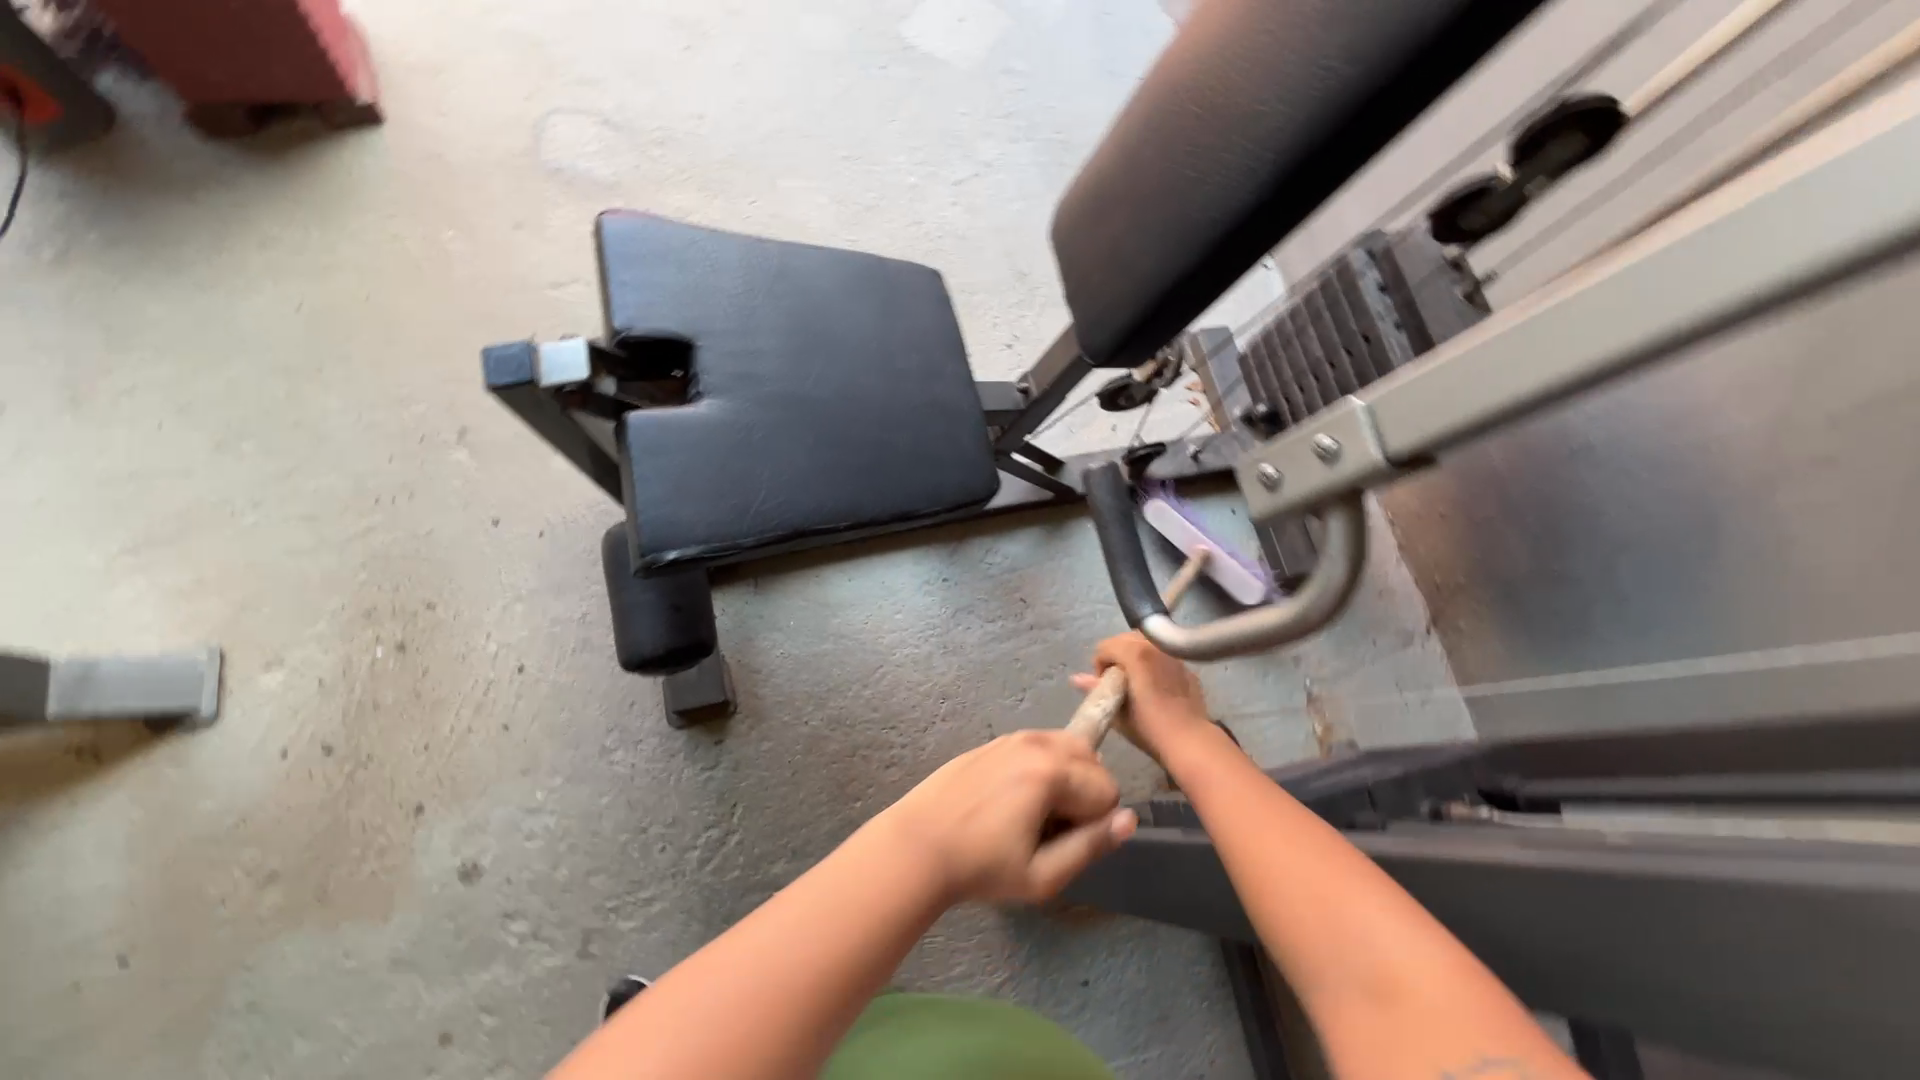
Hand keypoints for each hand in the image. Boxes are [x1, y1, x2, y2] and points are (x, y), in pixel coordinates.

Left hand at [871, 731, 1137, 904]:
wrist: (917, 847)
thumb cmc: (981, 868)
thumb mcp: (1043, 875)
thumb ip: (1091, 846)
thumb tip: (1129, 821)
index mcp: (1051, 772)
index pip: (1108, 791)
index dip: (1094, 824)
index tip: (1061, 844)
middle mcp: (1035, 743)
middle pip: (1092, 760)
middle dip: (1085, 793)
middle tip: (1050, 829)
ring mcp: (1011, 737)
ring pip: (1066, 748)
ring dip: (1066, 778)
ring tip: (1033, 815)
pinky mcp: (992, 742)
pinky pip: (1037, 747)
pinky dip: (1042, 768)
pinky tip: (1011, 802)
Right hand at [1071, 631, 1217, 761]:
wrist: (1189, 739)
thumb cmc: (1148, 727)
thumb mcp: (1116, 711)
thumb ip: (1095, 689)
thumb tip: (1076, 679)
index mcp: (1135, 653)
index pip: (1106, 646)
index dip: (1099, 664)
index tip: (1105, 685)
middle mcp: (1155, 646)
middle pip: (1125, 639)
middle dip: (1116, 656)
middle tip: (1117, 682)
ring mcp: (1173, 655)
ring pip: (1146, 643)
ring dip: (1135, 656)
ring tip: (1135, 680)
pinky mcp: (1186, 667)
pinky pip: (1163, 655)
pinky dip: (1154, 663)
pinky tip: (1156, 685)